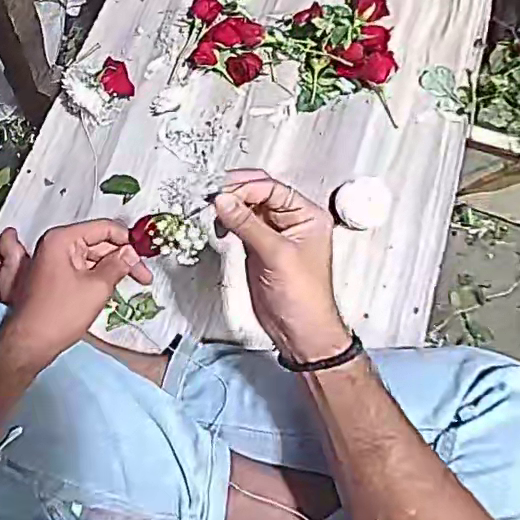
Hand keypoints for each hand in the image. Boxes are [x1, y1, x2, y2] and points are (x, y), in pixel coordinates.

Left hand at [0, 221, 152, 370]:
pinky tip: (113, 287)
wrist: (28, 345)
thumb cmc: (59, 315)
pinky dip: (98, 276)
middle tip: (144, 275)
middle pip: (98, 242)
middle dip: (122, 257)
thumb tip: (131, 253)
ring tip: (133, 282)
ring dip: (112, 268)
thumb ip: (119, 265)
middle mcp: (55, 244)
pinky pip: (82, 268)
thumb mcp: (97, 287)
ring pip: (91, 256)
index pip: (104, 228)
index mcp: (62, 239)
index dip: (128, 240)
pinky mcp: (53, 276)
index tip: (144, 255)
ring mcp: (52, 260)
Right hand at [211, 170, 351, 363]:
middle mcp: (292, 220)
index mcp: (307, 215)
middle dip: (235, 192)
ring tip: (213, 209)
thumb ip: (247, 224)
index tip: (223, 193)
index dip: (246, 188)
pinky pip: (240, 224)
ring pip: (247, 207)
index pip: (272, 189)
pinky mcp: (259, 246)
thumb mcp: (276, 255)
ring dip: (229, 206)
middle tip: (212, 195)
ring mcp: (274, 233)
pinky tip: (220, 224)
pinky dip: (227, 221)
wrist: (299, 332)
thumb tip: (224, 200)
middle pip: (259, 193)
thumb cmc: (304, 299)